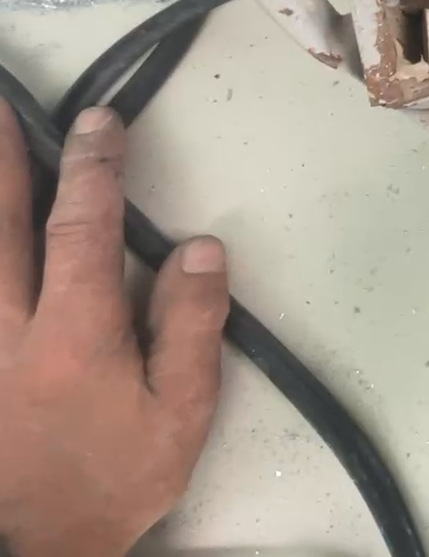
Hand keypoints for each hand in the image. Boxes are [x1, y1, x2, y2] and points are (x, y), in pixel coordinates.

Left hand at [0, 105, 228, 556]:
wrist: (31, 551)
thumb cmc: (119, 473)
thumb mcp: (183, 407)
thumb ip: (191, 324)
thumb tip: (200, 247)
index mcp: (73, 336)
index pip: (81, 231)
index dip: (92, 171)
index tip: (98, 123)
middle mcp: (3, 334)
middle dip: (3, 164)